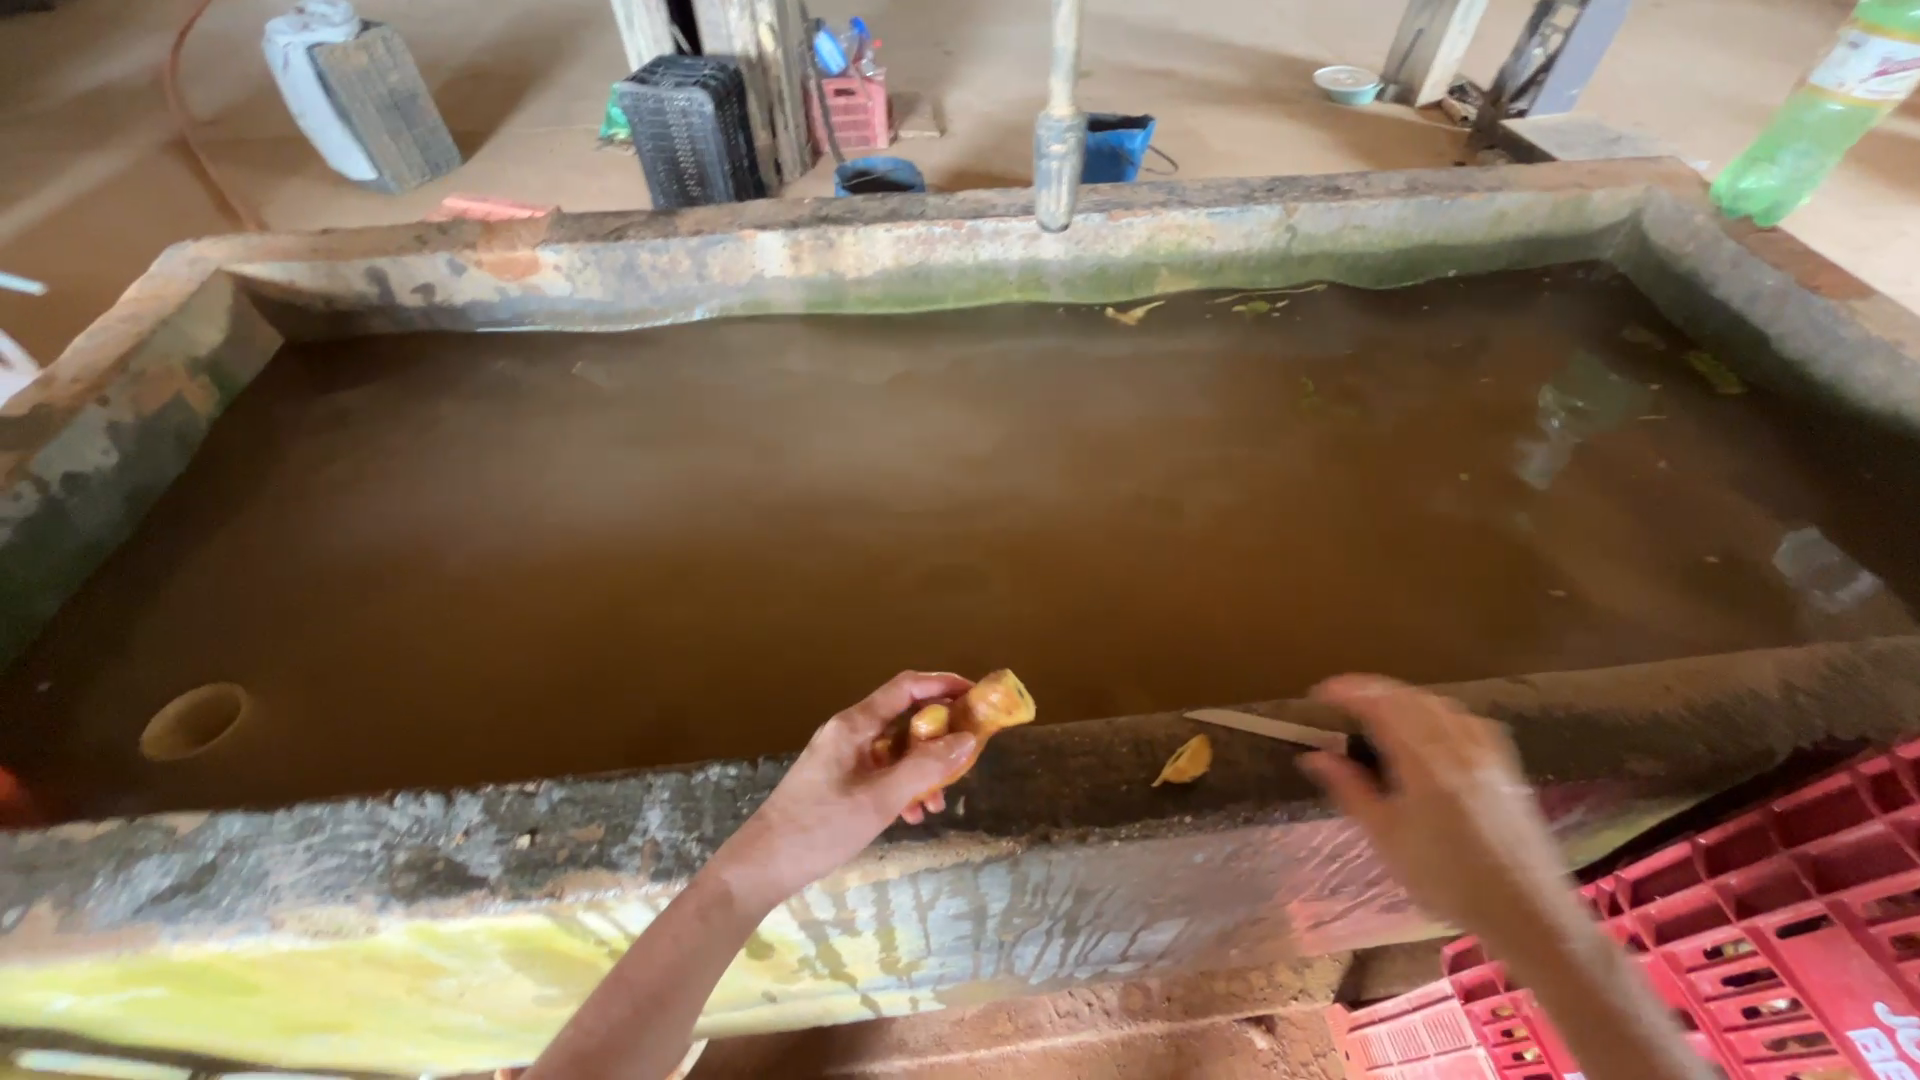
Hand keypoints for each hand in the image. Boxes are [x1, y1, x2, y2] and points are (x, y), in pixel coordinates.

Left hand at [712, 671, 978, 908]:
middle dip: (939, 737)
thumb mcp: (879, 800)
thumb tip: (967, 740)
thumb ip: (924, 768)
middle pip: (904, 718)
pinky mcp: (840, 781)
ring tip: (938, 803)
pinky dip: (903, 787)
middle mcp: (849, 732)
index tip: (976, 695)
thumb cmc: (819, 827)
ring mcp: (843, 757)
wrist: (762, 865)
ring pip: (896, 750)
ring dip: (923, 770)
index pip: (905, 687)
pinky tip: (912, 816)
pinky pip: (882, 772)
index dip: (943, 684)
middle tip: (967, 757)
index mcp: (854, 724)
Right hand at [1298, 675, 1575, 934]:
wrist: (1527, 914)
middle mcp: (1458, 748)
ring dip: (1404, 697)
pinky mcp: (1507, 767)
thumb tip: (1314, 756)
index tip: (1318, 694)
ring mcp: (1487, 755)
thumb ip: (1350, 789)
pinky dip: (1439, 711)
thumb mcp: (1386, 837)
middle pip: (1410, 698)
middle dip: (1372, 690)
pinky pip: (1468, 720)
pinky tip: (1431, 727)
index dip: (1347, 692)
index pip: (1381, 707)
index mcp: (1424, 764)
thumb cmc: (1446, 881)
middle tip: (1341, 698)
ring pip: (1440, 705)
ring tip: (1380, 708)